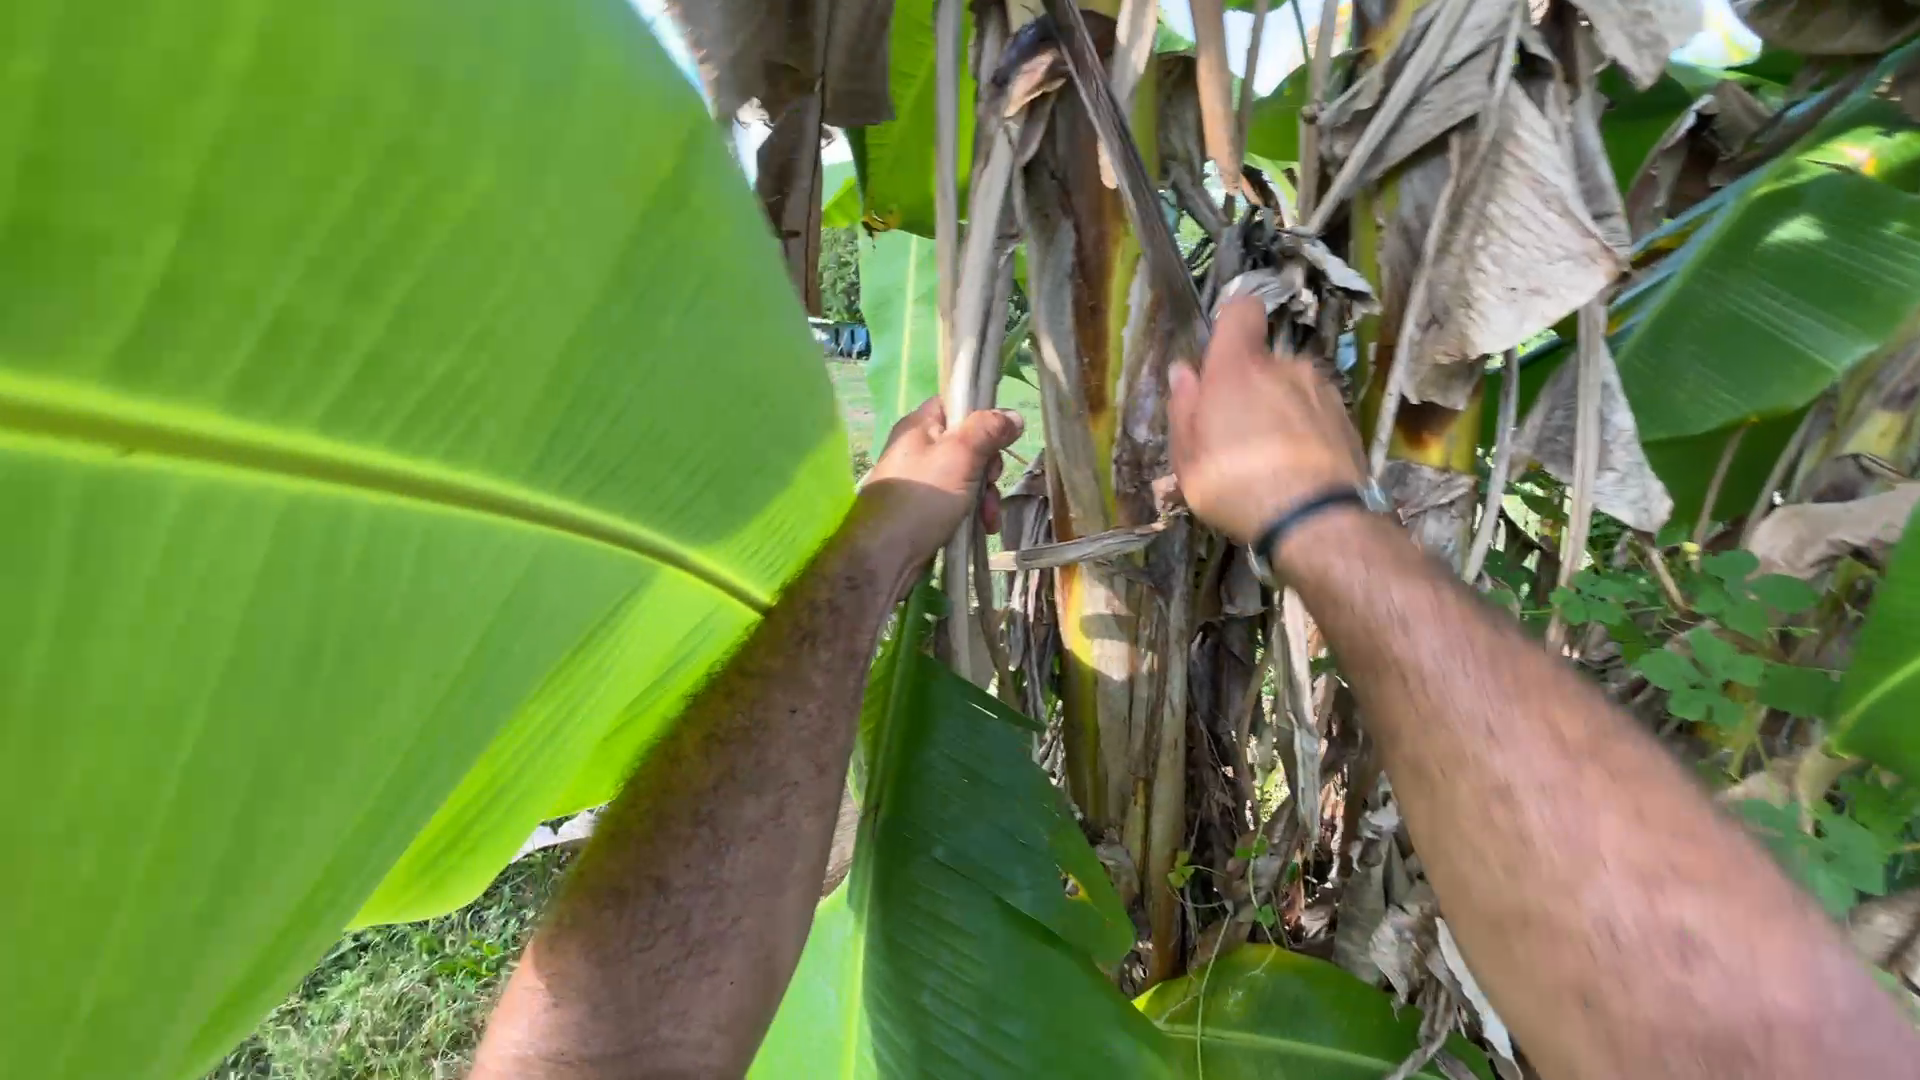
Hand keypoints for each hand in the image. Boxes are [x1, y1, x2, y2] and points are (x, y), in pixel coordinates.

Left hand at [855, 397, 1023, 574]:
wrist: (885, 555)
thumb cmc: (923, 497)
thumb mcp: (960, 455)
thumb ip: (987, 430)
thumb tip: (1014, 415)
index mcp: (920, 425)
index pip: (956, 403)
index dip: (981, 416)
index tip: (1000, 436)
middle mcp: (920, 449)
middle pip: (969, 443)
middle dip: (989, 466)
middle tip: (990, 481)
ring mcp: (923, 481)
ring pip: (969, 475)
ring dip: (986, 495)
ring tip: (988, 517)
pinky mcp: (927, 509)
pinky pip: (959, 501)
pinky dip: (974, 512)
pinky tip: (983, 528)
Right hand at [1168, 296, 1364, 545]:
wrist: (1313, 521)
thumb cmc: (1234, 486)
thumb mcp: (1187, 457)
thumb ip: (1183, 407)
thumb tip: (1184, 372)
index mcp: (1238, 368)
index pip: (1241, 310)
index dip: (1229, 324)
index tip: (1218, 356)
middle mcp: (1285, 366)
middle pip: (1261, 362)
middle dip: (1247, 388)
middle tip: (1232, 434)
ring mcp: (1321, 390)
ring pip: (1288, 387)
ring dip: (1276, 409)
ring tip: (1266, 457)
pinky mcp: (1345, 417)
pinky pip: (1312, 412)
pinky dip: (1301, 429)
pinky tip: (1293, 467)